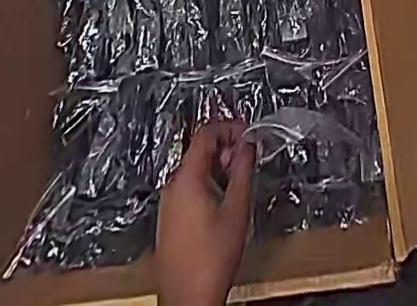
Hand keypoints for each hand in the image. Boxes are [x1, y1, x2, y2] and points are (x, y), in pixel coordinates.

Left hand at [157, 120, 255, 305]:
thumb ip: (243, 168)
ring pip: (194, 169)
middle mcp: (172, 186)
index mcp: (186, 178)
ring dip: (218, 166)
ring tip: (238, 182)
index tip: (249, 134)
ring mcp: (167, 204)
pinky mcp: (168, 219)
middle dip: (226, 148)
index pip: (205, 133)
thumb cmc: (214, 255)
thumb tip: (249, 143)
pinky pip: (188, 187)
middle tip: (246, 160)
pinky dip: (207, 182)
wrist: (188, 301)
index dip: (230, 127)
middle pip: (199, 150)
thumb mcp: (237, 206)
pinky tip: (223, 201)